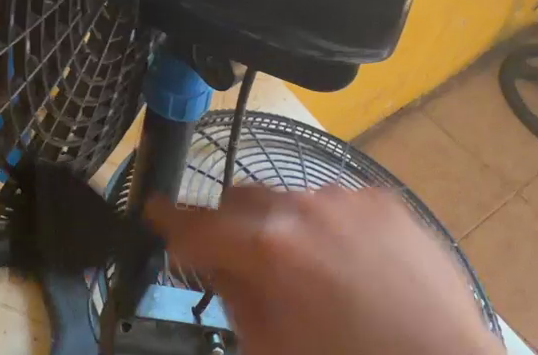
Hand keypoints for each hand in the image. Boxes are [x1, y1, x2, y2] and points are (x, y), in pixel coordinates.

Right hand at [148, 186, 501, 354]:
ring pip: (292, 200)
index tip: (151, 210)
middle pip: (241, 200)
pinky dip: (330, 227)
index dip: (167, 219)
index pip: (197, 224)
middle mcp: (302, 207)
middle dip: (231, 226)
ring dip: (285, 227)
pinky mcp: (385, 201)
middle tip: (240, 262)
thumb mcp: (276, 352)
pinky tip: (354, 268)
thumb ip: (237, 301)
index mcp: (269, 249)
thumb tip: (217, 268)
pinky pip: (338, 203)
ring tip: (314, 275)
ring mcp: (347, 198)